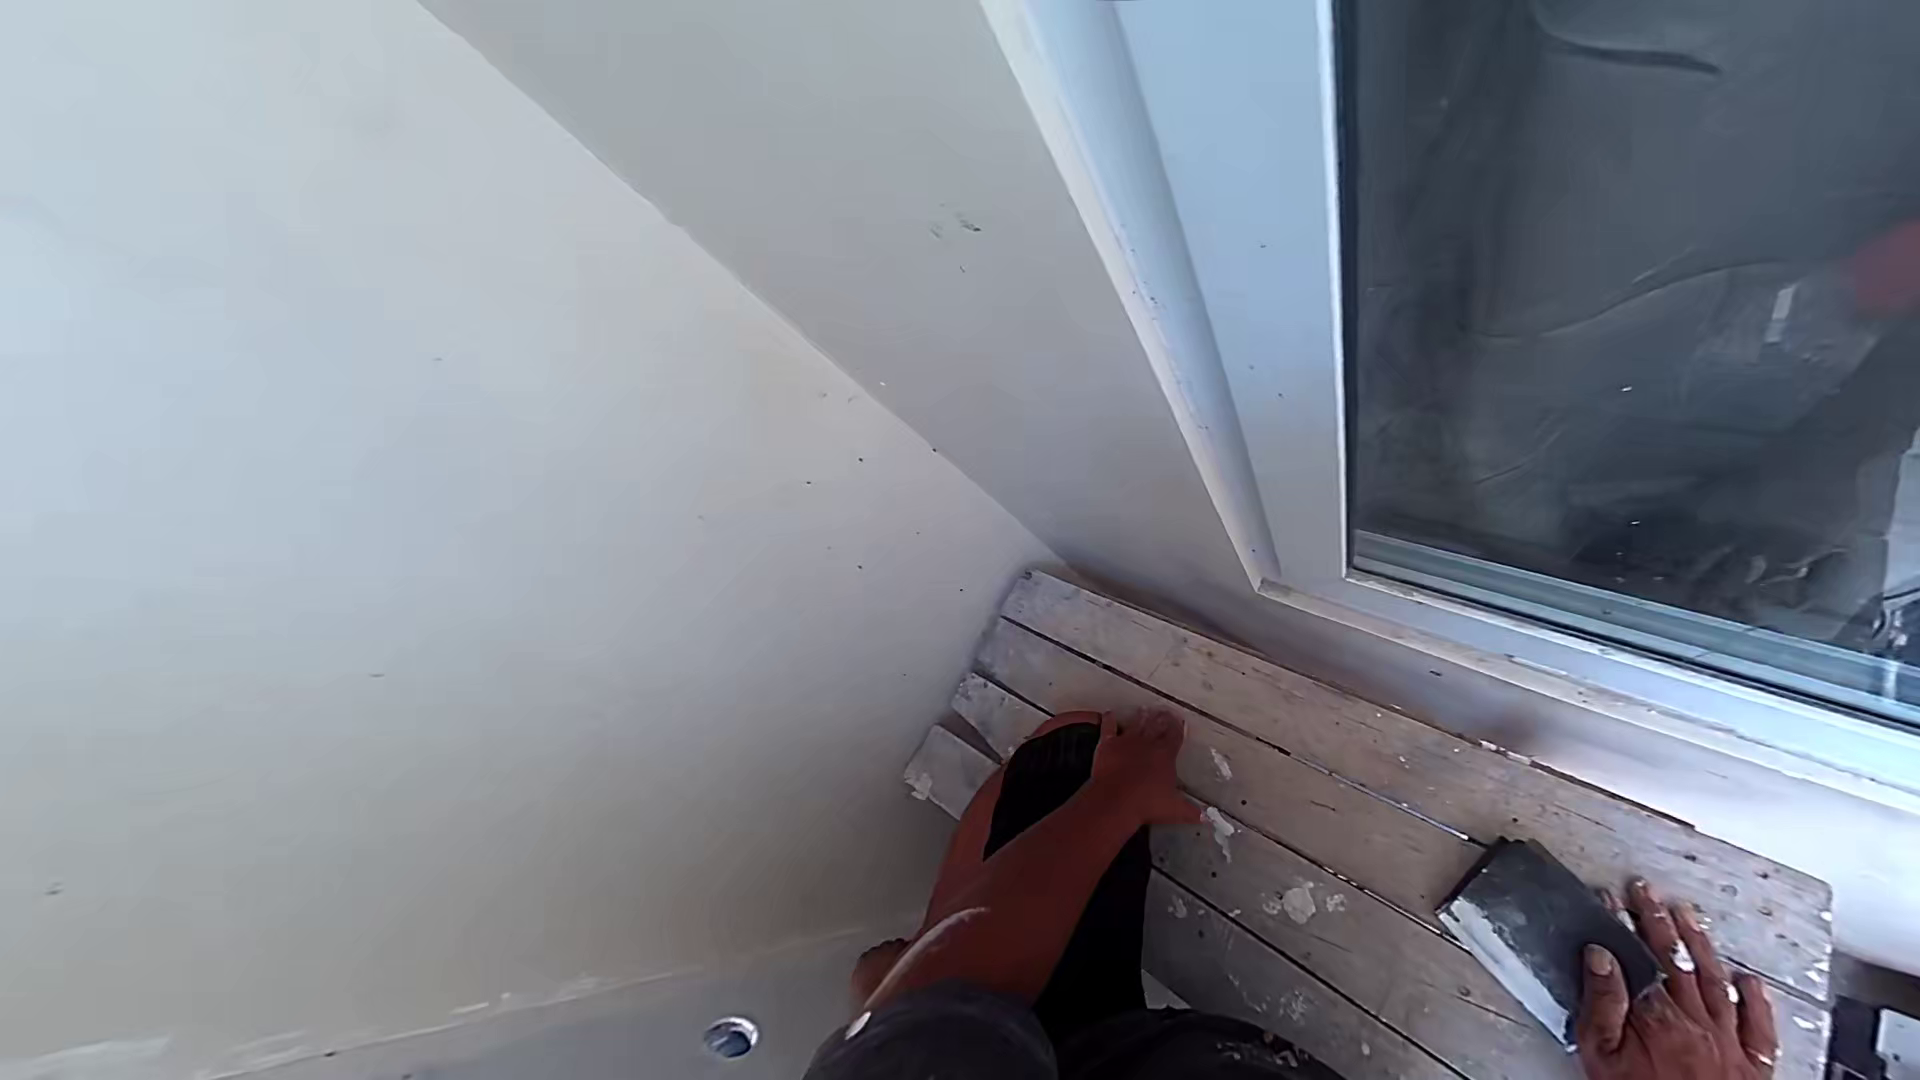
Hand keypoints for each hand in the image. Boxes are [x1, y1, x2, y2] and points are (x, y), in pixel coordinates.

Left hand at [1088, 710, 1201, 826]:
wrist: (1116, 799)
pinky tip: (1110, 714)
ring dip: (1140, 716)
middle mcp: (1147, 743)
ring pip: (1135, 724)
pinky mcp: (1108, 744)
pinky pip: (1108, 727)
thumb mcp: (1175, 810)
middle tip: (1164, 710)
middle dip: (1161, 718)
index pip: (1174, 736)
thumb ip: (1192, 811)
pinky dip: (1109, 719)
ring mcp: (1126, 741)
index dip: (1177, 727)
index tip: (1179, 719)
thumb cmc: (1148, 804)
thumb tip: (1207, 818)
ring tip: (1144, 709)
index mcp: (1165, 755)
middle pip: (1156, 726)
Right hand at [1577, 879, 1777, 1079]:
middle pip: (1677, 961)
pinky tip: (1748, 978)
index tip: (1609, 898)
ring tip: (1687, 914)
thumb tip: (1599, 953)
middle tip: (1644, 891)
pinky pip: (1757, 1028)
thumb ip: (1602, 999)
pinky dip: (1754, 1000)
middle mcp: (1695, 1021)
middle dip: (1657, 921)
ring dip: (1700, 945)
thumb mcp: (1599, 1046)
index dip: (1622, 922)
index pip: (1636, 955)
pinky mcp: (1751, 1064)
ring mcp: (1727, 1041)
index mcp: (1654, 1014)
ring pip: (1715, 983)